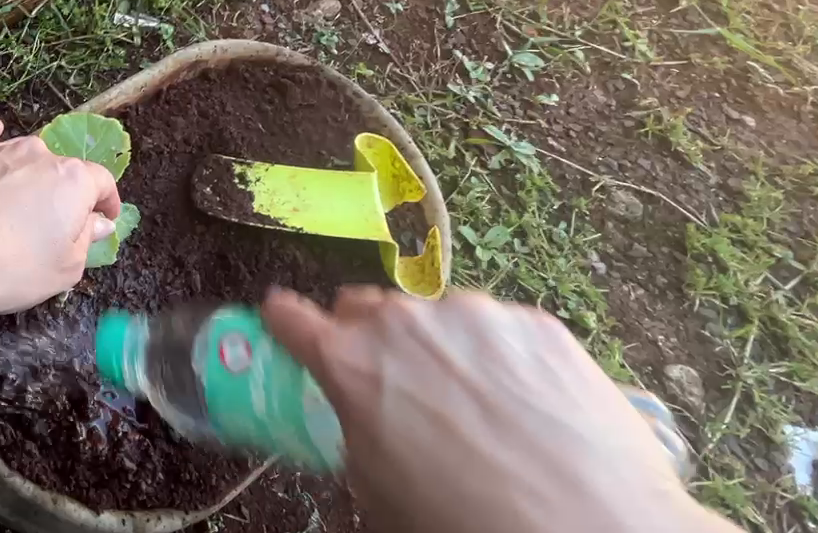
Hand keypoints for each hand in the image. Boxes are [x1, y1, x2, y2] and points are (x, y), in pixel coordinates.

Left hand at [0, 117, 121, 316]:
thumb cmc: (11, 269)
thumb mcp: (66, 269)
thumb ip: (87, 239)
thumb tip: (99, 221)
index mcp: (72, 179)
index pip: (101, 182)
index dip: (107, 201)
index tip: (104, 218)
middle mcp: (39, 154)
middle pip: (62, 171)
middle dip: (66, 196)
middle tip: (55, 229)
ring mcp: (0, 151)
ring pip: (27, 157)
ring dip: (32, 176)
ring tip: (21, 208)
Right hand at [263, 287, 729, 532]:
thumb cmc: (467, 523)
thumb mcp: (376, 487)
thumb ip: (352, 428)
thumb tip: (360, 415)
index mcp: (347, 360)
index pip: (285, 313)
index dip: (285, 322)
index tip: (290, 329)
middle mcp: (397, 320)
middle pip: (360, 305)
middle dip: (367, 336)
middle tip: (401, 385)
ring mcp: (468, 312)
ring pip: (434, 315)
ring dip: (439, 343)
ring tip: (484, 402)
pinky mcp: (533, 321)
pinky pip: (499, 327)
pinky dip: (503, 354)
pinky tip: (532, 402)